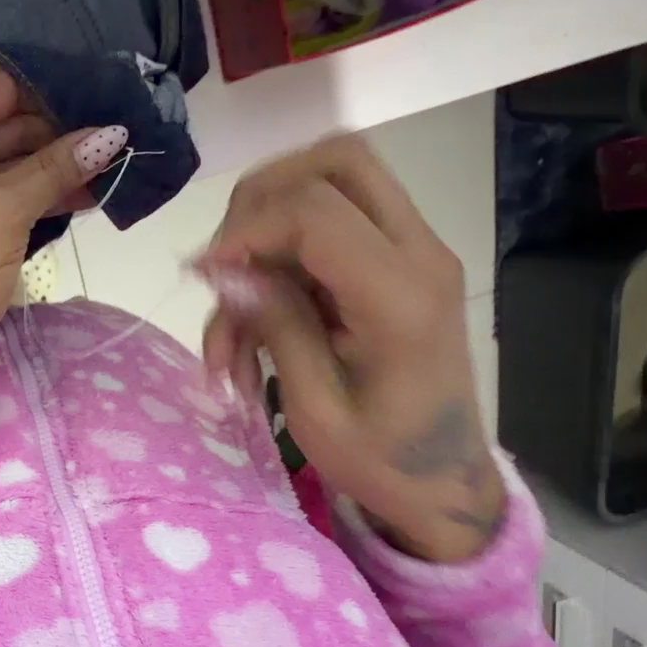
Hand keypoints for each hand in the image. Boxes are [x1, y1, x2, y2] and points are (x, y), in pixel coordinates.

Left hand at [0, 63, 127, 366]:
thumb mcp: (6, 210)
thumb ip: (58, 167)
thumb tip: (113, 134)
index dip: (50, 93)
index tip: (104, 101)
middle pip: (9, 118)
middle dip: (62, 131)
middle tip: (119, 136)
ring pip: (16, 154)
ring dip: (61, 164)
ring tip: (115, 165)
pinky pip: (13, 185)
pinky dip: (47, 189)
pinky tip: (92, 191)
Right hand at [196, 135, 503, 562]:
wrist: (443, 484)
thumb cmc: (380, 462)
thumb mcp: (314, 410)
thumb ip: (276, 326)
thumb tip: (226, 269)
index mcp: (400, 296)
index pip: (315, 210)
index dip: (246, 229)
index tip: (203, 276)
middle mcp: (418, 254)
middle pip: (337, 161)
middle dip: (262, 200)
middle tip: (224, 264)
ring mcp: (415, 255)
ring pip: (332, 187)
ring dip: (267, 241)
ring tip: (233, 334)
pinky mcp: (400, 268)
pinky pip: (331, 233)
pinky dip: (282, 267)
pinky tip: (255, 335)